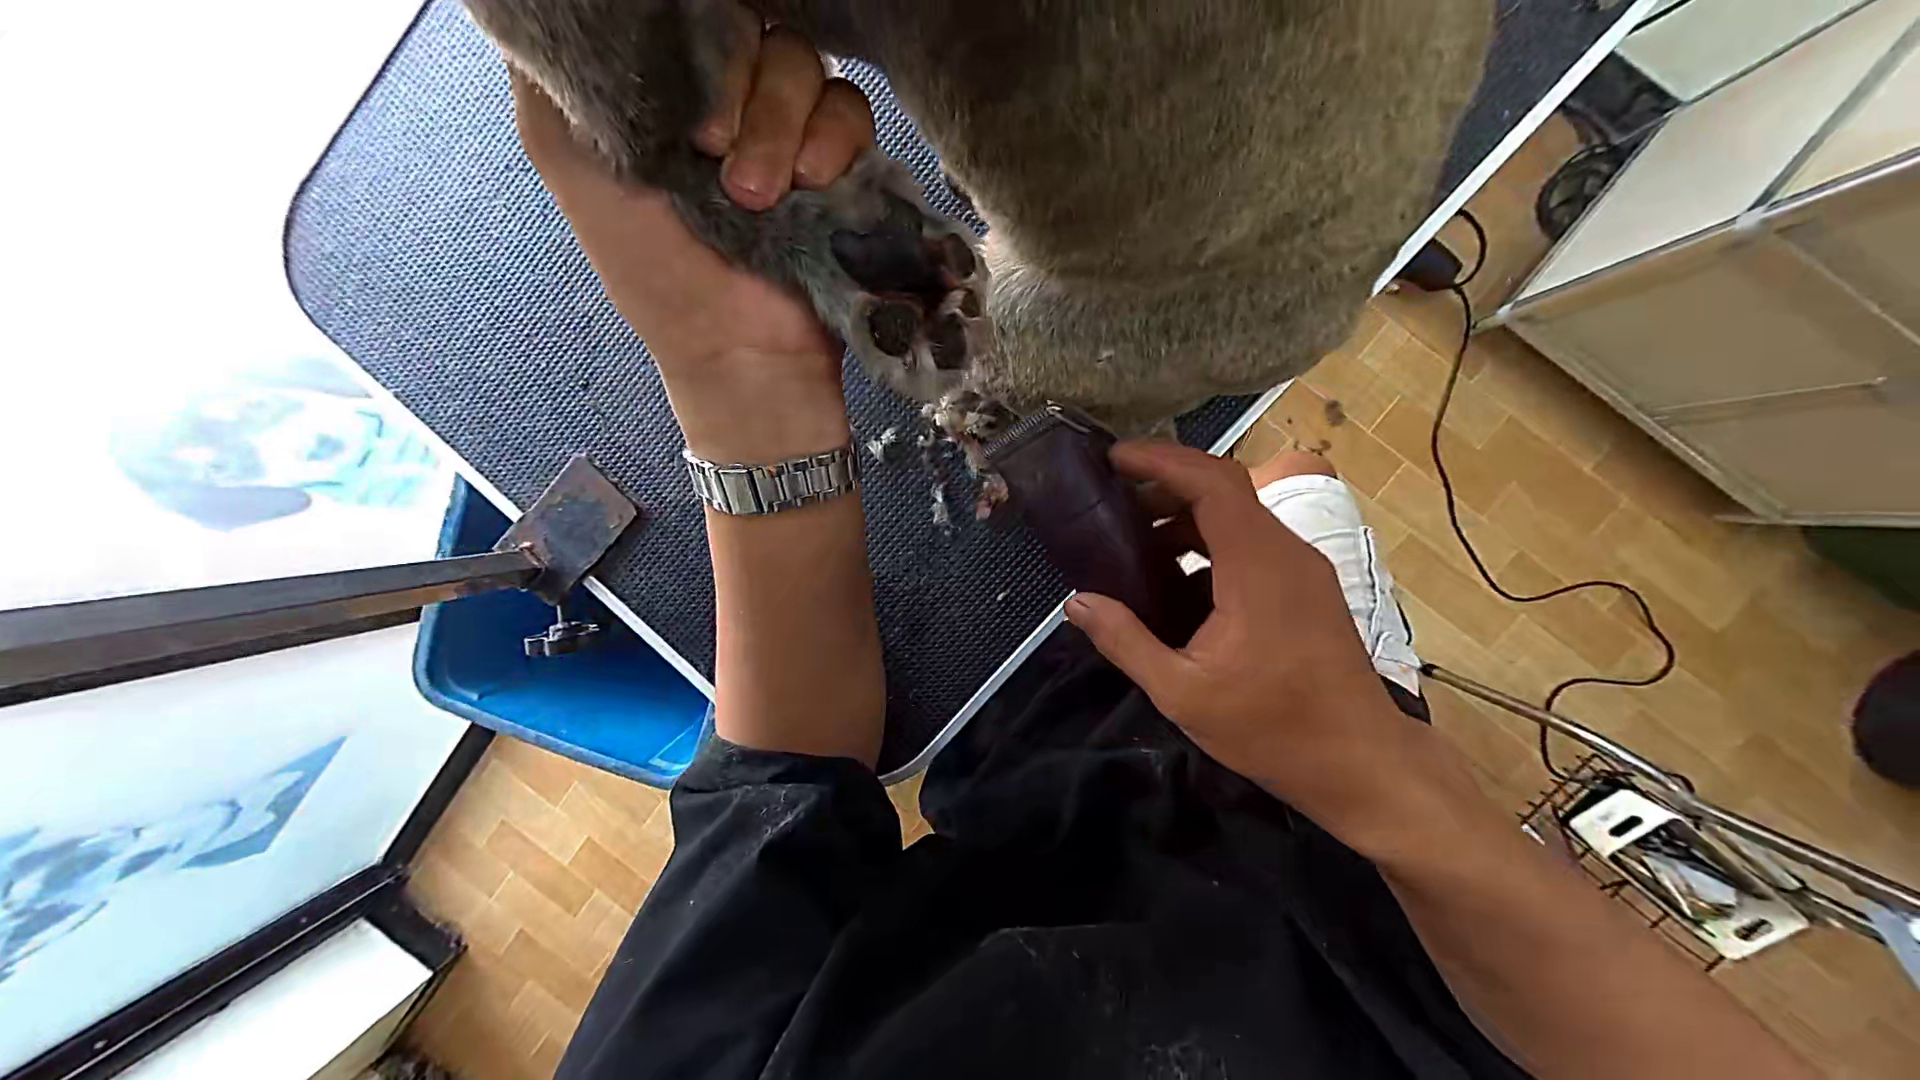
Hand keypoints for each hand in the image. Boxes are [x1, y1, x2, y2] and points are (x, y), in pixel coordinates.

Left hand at [510, 16, 876, 461]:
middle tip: (718, 162)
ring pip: (804, 64)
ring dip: (781, 126)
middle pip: (753, 27)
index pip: (695, 13)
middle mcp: (736, 98)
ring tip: (761, 198)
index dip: (695, 41)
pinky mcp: (844, 165)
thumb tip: (582, 3)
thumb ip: (556, 67)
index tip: (684, 118)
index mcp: (674, 89)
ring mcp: (793, 131)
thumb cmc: (655, 269)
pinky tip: (812, 185)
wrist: (740, 348)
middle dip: (738, 91)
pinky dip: (833, 141)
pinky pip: (852, 108)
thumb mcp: (565, 155)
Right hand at [1064, 440, 1448, 839]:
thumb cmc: (1273, 728)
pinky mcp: (1304, 585)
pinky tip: (1173, 574)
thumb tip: (1076, 602)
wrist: (1360, 762)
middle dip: (1164, 482)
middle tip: (1111, 496)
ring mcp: (1301, 567)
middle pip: (1224, 487)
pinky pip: (1250, 541)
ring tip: (1132, 535)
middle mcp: (1286, 552)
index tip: (1113, 457)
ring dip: (1184, 513)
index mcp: (1258, 567)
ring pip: (1237, 513)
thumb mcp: (1182, 692)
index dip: (1161, 459)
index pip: (1212, 482)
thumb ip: (1125, 641)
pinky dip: (1206, 540)